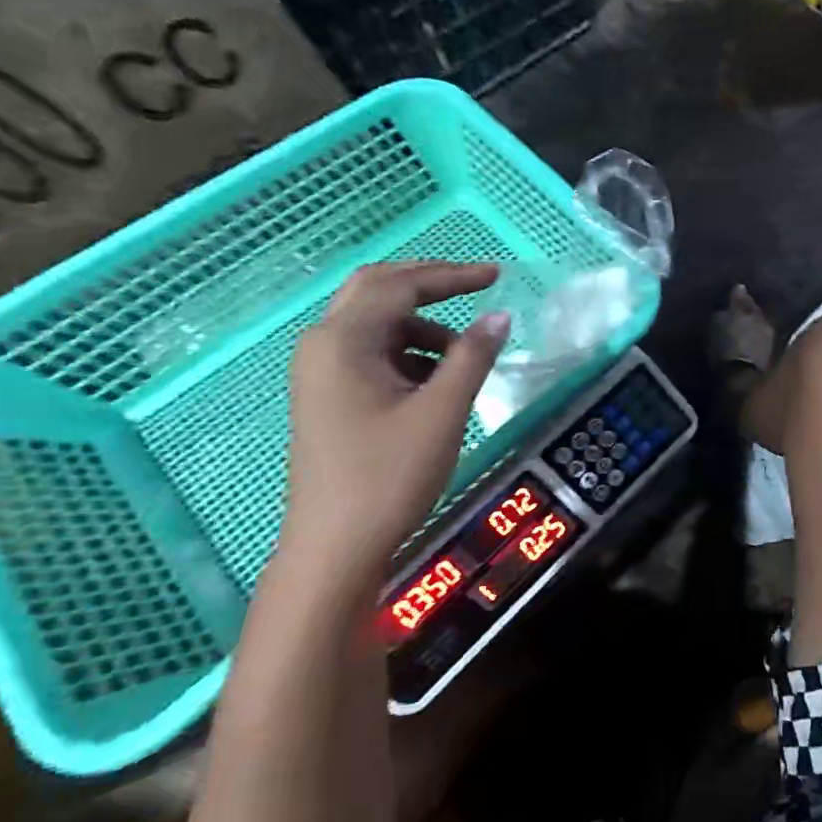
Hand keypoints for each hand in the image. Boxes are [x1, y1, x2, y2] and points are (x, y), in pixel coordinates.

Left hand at [279, 262, 508, 582]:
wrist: (337, 545)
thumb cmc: (390, 475)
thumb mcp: (442, 412)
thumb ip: (472, 357)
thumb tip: (499, 317)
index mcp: (342, 341)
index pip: (400, 285)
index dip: (452, 275)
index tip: (497, 277)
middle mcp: (323, 346)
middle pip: (377, 292)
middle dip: (429, 286)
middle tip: (477, 288)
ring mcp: (321, 373)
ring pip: (377, 327)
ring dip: (423, 328)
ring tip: (465, 358)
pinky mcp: (329, 397)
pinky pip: (372, 356)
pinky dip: (410, 356)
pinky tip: (439, 384)